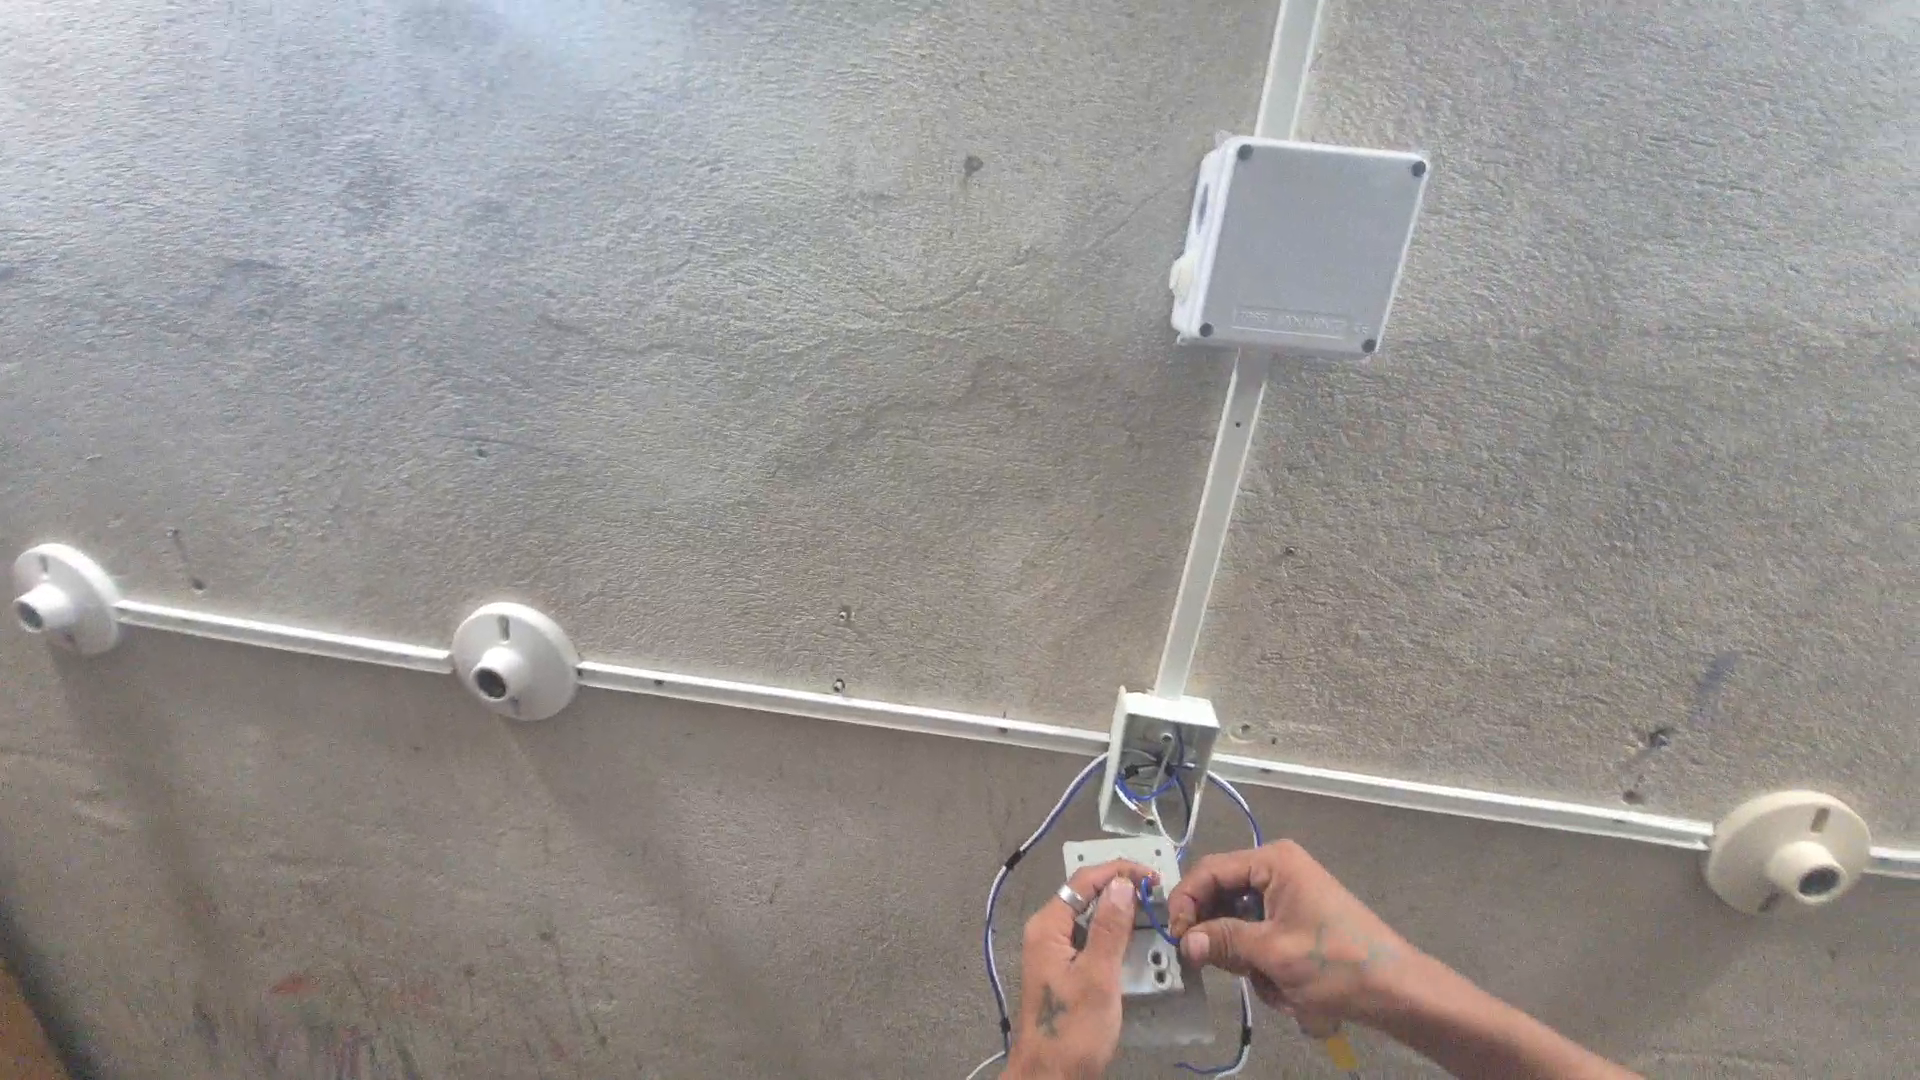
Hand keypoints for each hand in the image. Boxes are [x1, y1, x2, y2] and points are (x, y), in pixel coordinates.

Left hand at [1003, 860, 1155, 1079]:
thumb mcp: (1097, 978)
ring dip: (1118, 911)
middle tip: (1157, 892)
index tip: (1153, 876)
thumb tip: (1122, 883)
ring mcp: (1053, 951)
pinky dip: (1113, 934)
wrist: (1050, 1079)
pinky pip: (1090, 939)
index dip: (1118, 871)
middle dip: (1120, 888)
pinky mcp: (1064, 970)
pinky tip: (1134, 940)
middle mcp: (1046, 931)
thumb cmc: (1073, 1030)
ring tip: (1151, 910)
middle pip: (1085, 895)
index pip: (1084, 881)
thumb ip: (1110, 929)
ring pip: (1089, 917)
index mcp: (1048, 925)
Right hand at [1166, 840, 1409, 1035]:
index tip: (1175, 935)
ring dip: (1247, 957)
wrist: (1402, 993)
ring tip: (1272, 983)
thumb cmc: (1337, 963)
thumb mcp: (1273, 953)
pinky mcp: (1298, 918)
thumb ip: (1223, 942)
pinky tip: (1286, 987)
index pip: (1210, 870)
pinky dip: (1265, 962)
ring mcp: (1289, 893)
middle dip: (1223, 935)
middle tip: (1221, 966)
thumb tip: (1184, 942)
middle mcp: (1277, 868)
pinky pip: (1261, 934)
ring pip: (1240, 920)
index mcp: (1273, 860)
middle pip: (1223, 895)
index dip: (1187, 900)